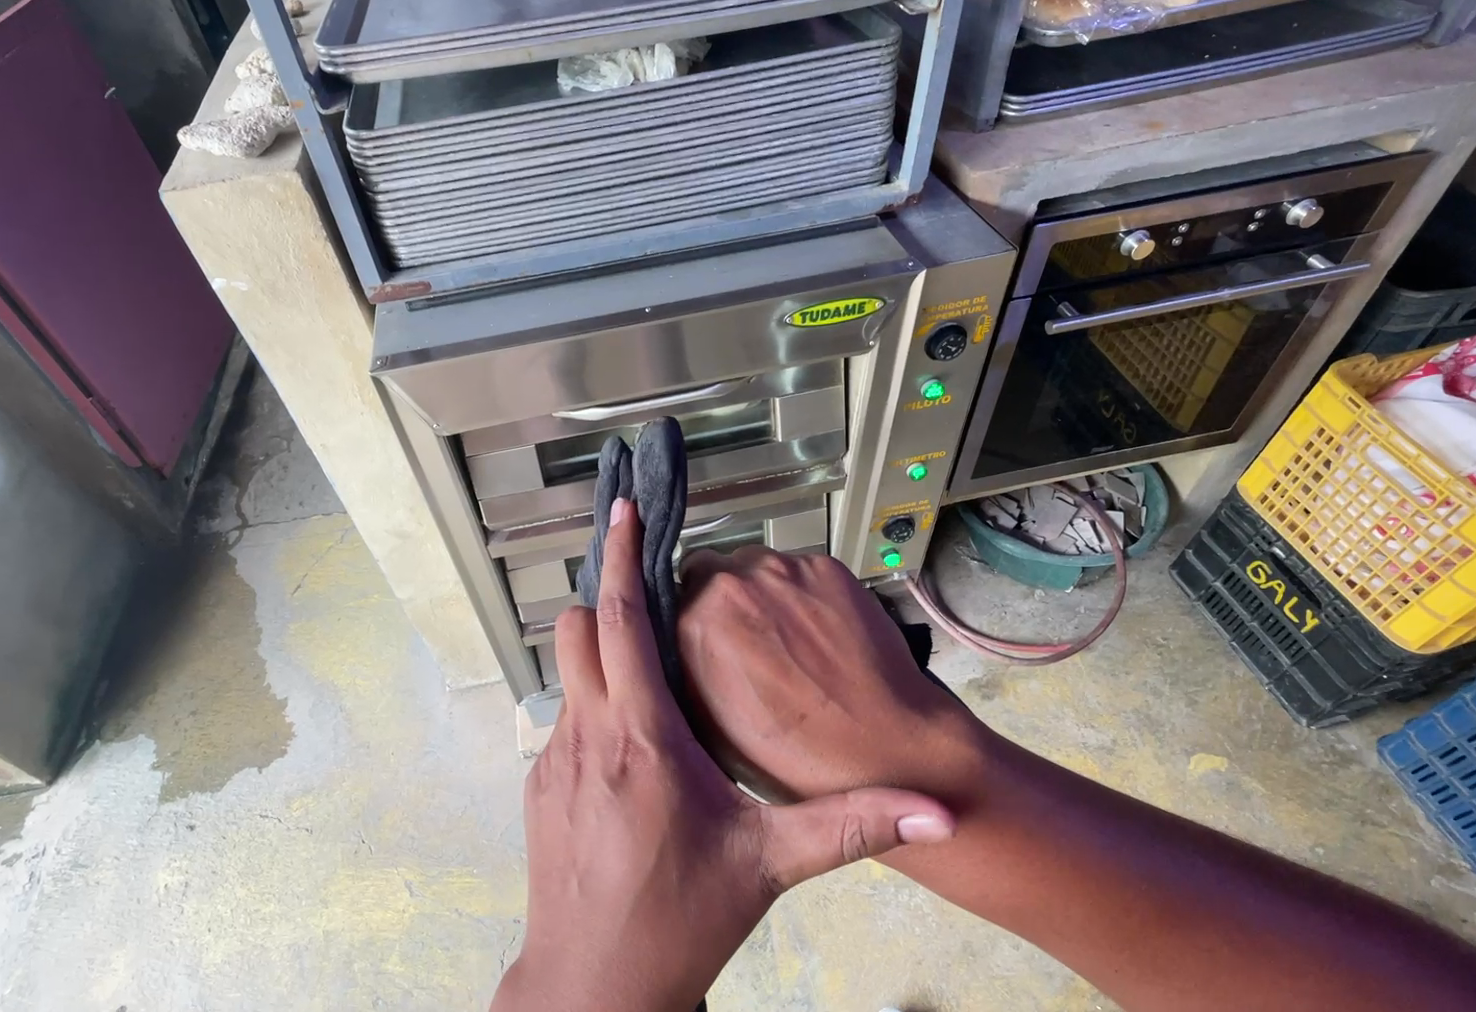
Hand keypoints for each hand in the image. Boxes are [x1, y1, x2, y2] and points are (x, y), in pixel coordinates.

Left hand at [493, 501, 955, 1011]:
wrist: (594, 984)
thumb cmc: (680, 919)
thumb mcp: (769, 865)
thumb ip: (851, 826)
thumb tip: (936, 811)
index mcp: (644, 734)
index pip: (624, 621)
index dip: (624, 559)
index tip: (624, 512)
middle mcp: (590, 732)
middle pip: (578, 628)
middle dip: (608, 601)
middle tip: (651, 600)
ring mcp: (555, 756)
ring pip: (566, 670)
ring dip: (599, 653)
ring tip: (650, 676)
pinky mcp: (539, 783)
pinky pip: (564, 716)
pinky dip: (593, 704)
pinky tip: (631, 746)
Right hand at [676, 548, 987, 802]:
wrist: (878, 742)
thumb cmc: (791, 750)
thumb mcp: (705, 721)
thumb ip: (678, 665)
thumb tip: (674, 638)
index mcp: (694, 620)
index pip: (668, 587)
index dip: (685, 611)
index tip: (701, 629)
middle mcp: (733, 582)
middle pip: (712, 568)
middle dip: (722, 595)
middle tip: (745, 633)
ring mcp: (783, 569)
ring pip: (757, 564)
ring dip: (762, 590)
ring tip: (786, 634)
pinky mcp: (825, 566)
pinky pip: (798, 568)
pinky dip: (801, 591)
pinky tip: (817, 630)